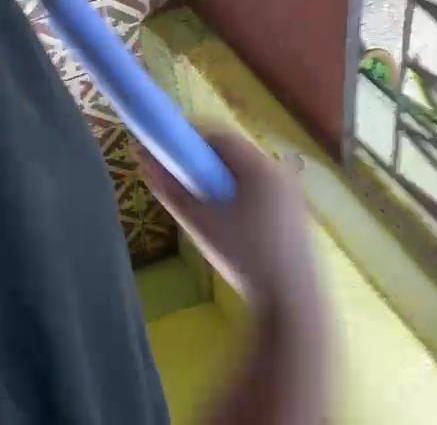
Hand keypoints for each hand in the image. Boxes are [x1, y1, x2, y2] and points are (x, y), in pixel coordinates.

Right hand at [134, 132, 317, 314]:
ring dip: (221, 176)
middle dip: (204, 161)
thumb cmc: (241, 256)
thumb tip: (140, 156)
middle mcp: (279, 170)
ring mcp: (292, 190)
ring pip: (245, 169)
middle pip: (233, 150)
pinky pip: (260, 185)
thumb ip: (167, 186)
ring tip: (205, 204)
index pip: (217, 135)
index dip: (190, 140)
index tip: (170, 157)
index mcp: (258, 167)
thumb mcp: (197, 220)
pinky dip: (239, 190)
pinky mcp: (297, 208)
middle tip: (183, 182)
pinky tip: (230, 219)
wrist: (292, 302)